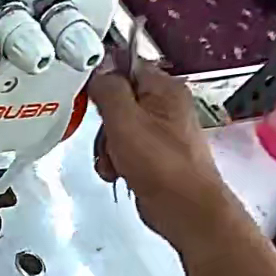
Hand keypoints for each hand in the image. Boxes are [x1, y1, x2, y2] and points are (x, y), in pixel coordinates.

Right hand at [88, 60, 247, 262]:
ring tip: (115, 163)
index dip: (104, 82)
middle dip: (104, 126)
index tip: (90, 99)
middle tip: (107, 141)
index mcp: (164, 89)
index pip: (127, 67)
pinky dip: (116, 163)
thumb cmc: (163, 167)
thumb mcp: (125, 121)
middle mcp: (166, 108)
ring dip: (107, 149)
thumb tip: (99, 71)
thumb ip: (109, 91)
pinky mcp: (155, 157)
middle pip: (119, 103)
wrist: (185, 208)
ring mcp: (161, 134)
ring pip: (118, 130)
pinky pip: (125, 151)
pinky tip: (119, 174)